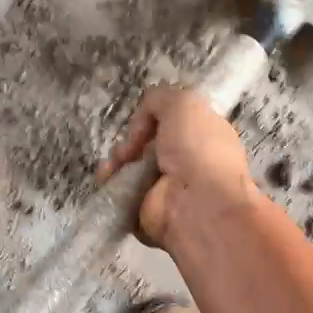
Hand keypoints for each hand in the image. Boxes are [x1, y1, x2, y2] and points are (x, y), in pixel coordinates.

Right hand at [98, 85, 260, 248]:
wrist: (198, 204)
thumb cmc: (197, 149)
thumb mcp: (183, 103)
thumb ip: (160, 99)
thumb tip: (144, 119)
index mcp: (205, 137)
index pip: (175, 125)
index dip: (153, 120)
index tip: (143, 123)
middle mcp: (189, 163)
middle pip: (148, 147)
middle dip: (130, 143)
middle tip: (125, 150)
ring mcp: (169, 191)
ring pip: (132, 171)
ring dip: (116, 165)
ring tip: (111, 167)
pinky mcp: (150, 214)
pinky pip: (124, 196)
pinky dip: (111, 187)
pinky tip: (107, 180)